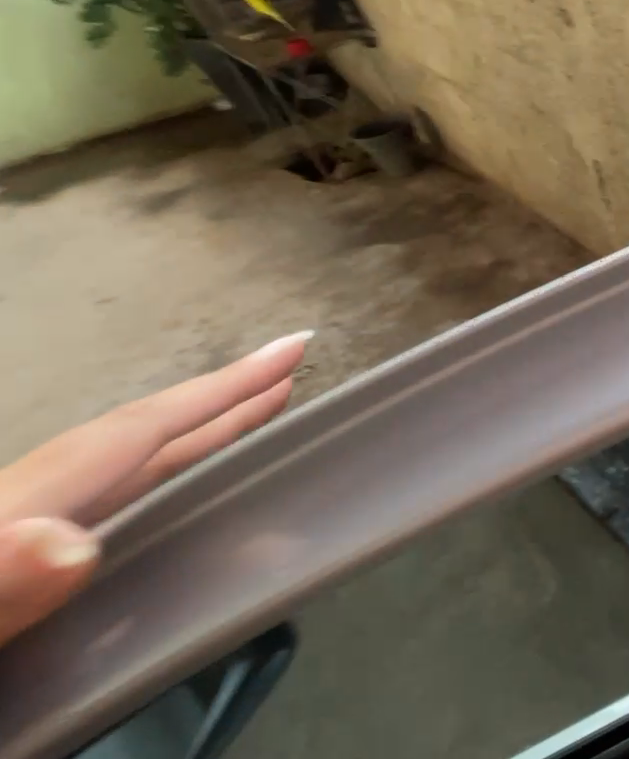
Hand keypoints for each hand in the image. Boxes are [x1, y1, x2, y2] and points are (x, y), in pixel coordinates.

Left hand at [0, 331, 309, 645]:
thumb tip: (68, 537)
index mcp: (2, 521)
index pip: (125, 439)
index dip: (216, 391)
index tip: (293, 350)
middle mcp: (4, 524)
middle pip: (123, 447)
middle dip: (214, 403)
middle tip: (290, 368)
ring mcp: (0, 551)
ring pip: (108, 480)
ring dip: (190, 442)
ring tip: (253, 416)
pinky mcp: (0, 584)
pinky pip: (94, 518)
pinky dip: (149, 491)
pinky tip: (161, 501)